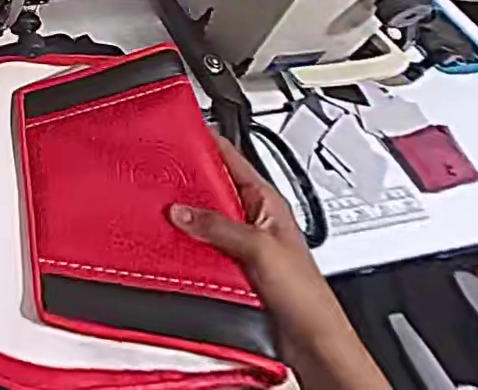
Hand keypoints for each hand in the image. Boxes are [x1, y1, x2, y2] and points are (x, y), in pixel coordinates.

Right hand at [171, 135, 388, 389]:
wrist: (316, 346)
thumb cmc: (308, 296)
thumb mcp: (260, 249)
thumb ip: (219, 226)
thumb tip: (181, 210)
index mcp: (265, 199)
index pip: (230, 156)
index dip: (205, 140)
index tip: (180, 130)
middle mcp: (252, 216)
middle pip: (212, 186)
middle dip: (188, 181)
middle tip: (161, 173)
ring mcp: (242, 241)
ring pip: (205, 218)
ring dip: (186, 216)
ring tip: (162, 208)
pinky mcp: (233, 266)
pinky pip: (203, 246)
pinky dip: (188, 243)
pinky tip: (172, 243)